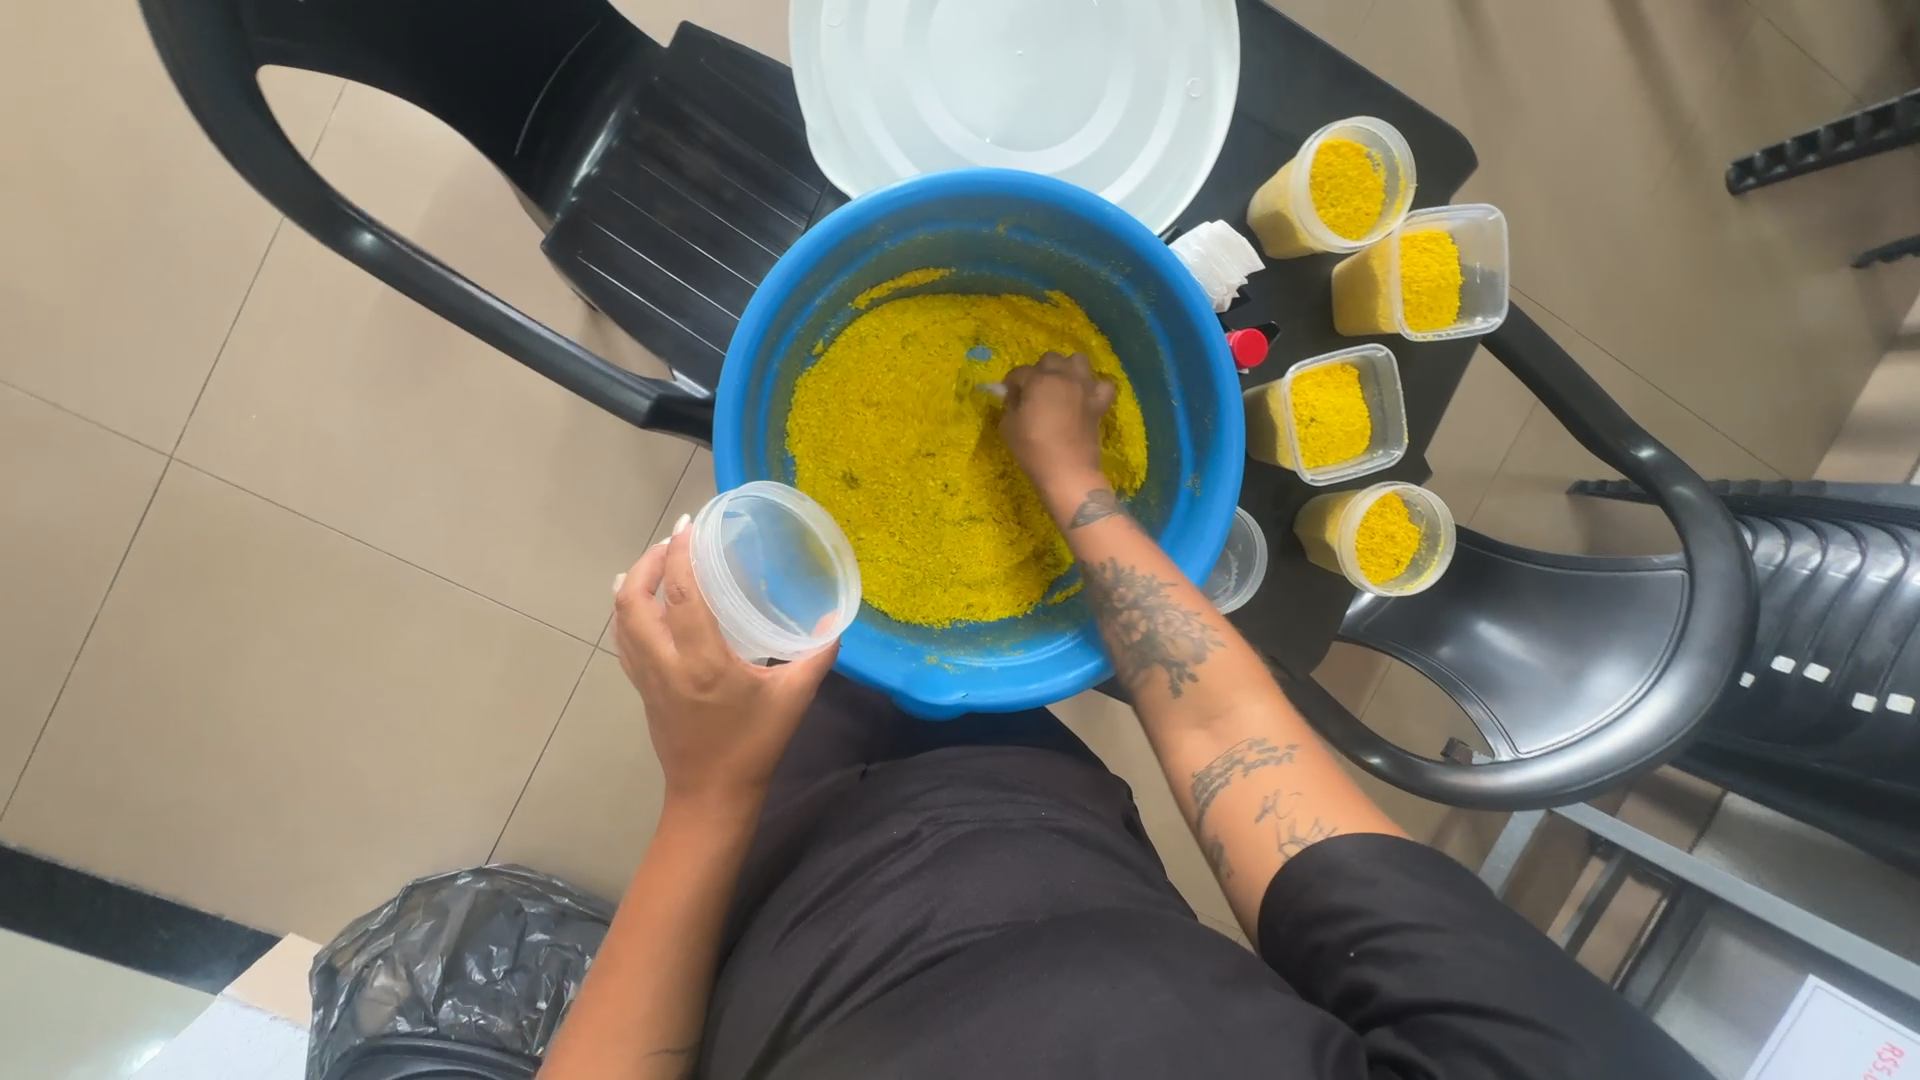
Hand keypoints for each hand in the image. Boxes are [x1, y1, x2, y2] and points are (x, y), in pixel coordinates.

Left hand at [610, 520, 839, 813]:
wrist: (712, 794)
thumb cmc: (756, 744)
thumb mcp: (795, 698)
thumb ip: (818, 656)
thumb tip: (835, 621)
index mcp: (704, 662)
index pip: (681, 595)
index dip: (680, 554)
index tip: (689, 524)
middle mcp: (667, 664)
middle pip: (634, 600)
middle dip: (648, 561)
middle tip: (674, 539)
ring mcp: (648, 677)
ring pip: (622, 618)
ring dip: (633, 582)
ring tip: (657, 559)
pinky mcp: (642, 688)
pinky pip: (625, 638)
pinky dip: (627, 610)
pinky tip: (638, 599)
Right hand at [999, 350, 1116, 495]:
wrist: (1067, 470)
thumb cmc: (1032, 449)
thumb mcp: (1008, 426)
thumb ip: (1010, 405)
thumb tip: (1016, 396)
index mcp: (1038, 380)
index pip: (1019, 372)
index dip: (1011, 383)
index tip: (1008, 395)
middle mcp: (1063, 376)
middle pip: (1051, 359)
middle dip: (1040, 370)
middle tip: (1035, 391)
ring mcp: (1084, 387)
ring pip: (1079, 361)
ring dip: (1068, 369)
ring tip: (1062, 387)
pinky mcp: (1099, 402)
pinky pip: (1103, 384)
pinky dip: (1095, 387)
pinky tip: (1086, 397)